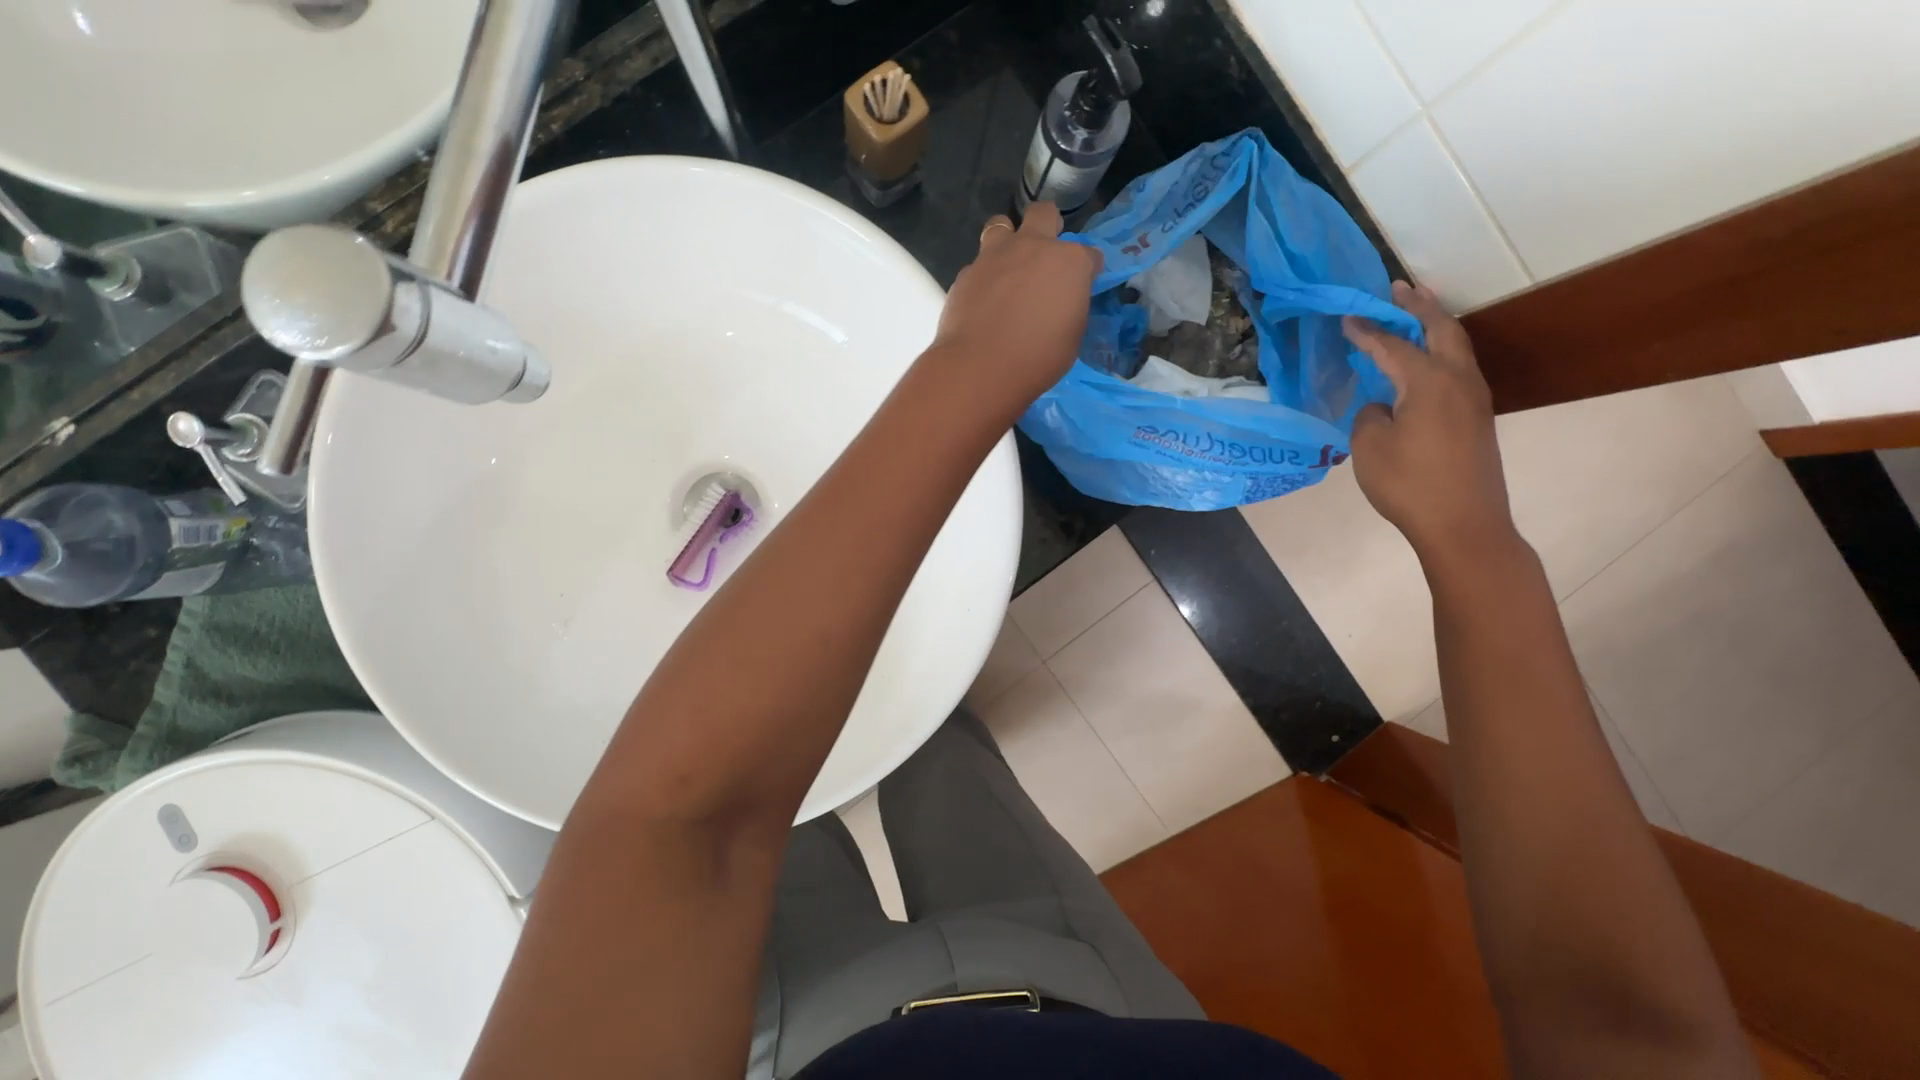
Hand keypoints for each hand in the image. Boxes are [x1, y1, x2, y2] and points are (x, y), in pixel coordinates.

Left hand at [928, 202, 1103, 409]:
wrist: (981, 366)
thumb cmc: (1038, 357)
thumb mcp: (1071, 335)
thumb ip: (1069, 306)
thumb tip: (1062, 300)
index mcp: (1069, 262)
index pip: (1089, 255)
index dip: (1088, 268)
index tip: (1084, 282)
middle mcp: (1032, 247)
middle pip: (1043, 214)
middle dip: (1048, 225)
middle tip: (1045, 251)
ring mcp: (994, 256)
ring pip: (1001, 224)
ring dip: (1007, 239)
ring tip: (1008, 264)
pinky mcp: (966, 272)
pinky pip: (978, 264)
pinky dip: (984, 276)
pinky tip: (984, 298)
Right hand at [1343, 281, 1516, 564]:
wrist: (1464, 525)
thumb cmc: (1410, 485)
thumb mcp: (1370, 448)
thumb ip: (1371, 415)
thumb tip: (1384, 406)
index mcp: (1428, 381)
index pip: (1393, 346)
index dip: (1368, 332)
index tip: (1348, 318)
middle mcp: (1458, 380)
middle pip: (1441, 329)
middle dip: (1419, 306)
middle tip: (1399, 287)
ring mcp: (1474, 399)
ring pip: (1457, 346)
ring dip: (1436, 325)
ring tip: (1417, 312)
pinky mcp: (1478, 419)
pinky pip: (1460, 368)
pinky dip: (1442, 351)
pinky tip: (1428, 359)